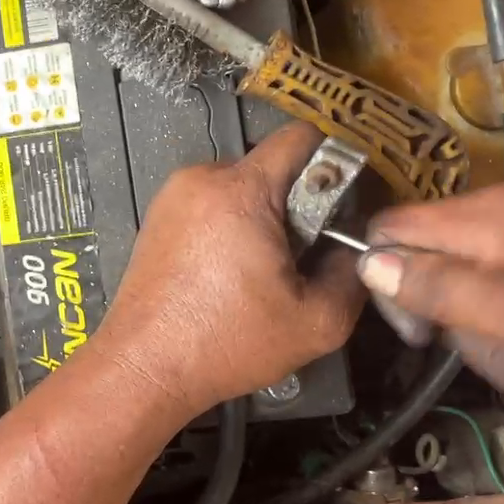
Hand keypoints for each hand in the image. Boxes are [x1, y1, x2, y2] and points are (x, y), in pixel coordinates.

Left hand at [88, 123, 364, 417]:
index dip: (336, 161)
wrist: (144, 365)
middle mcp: (199, 181)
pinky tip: (231, 272)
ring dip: (261, 216)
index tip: (347, 197)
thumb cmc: (219, 343)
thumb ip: (353, 271)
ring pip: (239, 187)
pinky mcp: (158, 218)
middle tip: (302, 251)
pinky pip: (209, 205)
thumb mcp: (316, 320)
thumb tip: (359, 245)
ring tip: (262, 269)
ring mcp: (173, 197)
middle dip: (296, 201)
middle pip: (269, 165)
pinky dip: (229, 227)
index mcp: (238, 191)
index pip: (301, 137)